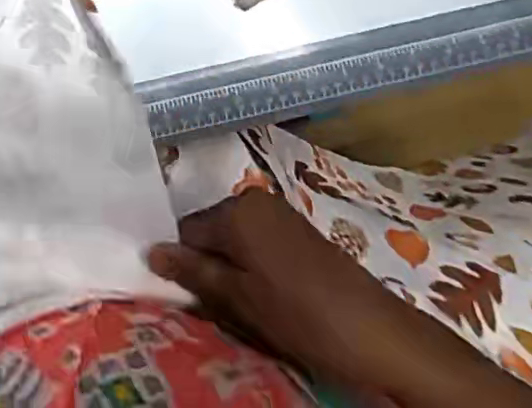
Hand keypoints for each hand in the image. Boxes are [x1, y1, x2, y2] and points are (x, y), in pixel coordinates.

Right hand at [147, 190, 531, 407]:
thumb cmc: (302, 316)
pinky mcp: (297, 228)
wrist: (380, 333)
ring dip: (232, 265)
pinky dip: (253, 262)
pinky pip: (257, 238)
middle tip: (220, 303)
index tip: (190, 293)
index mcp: (235, 210)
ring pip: (234, 236)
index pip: (185, 230)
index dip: (183, 262)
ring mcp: (278, 211)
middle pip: (210, 229)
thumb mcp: (240, 299)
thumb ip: (194, 271)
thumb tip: (151, 251)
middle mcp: (253, 199)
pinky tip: (268, 293)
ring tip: (247, 303)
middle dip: (209, 262)